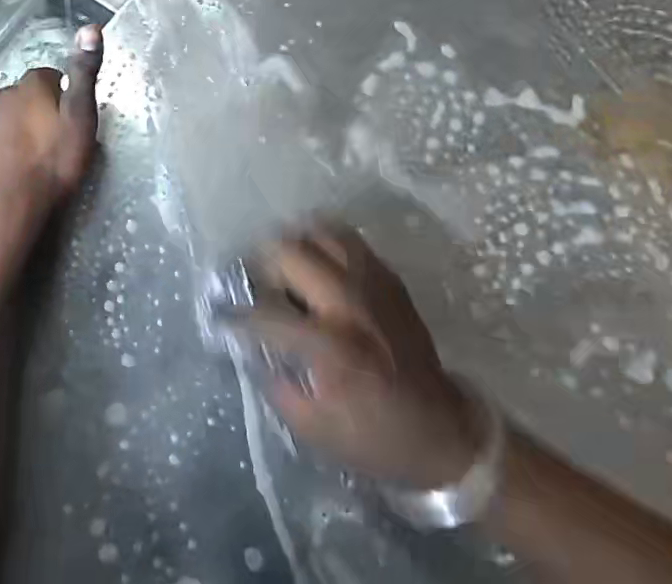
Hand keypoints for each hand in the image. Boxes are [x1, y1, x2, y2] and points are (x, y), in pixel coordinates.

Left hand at [0, 26, 103, 263]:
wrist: (8, 206)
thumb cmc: (52, 164)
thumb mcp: (81, 119)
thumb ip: (85, 74)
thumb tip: (91, 27)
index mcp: (31, 85)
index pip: (50, 77)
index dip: (62, 97)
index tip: (70, 121)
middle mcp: (1, 94)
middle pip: (24, 96)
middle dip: (36, 111)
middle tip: (52, 142)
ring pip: (4, 115)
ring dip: (15, 127)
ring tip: (30, 157)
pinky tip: (7, 164)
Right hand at [230, 225, 485, 488]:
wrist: (450, 438)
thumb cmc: (375, 436)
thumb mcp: (312, 425)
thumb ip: (271, 379)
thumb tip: (245, 345)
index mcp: (331, 345)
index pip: (264, 312)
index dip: (236, 315)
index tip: (222, 318)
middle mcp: (350, 304)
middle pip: (288, 252)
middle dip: (262, 267)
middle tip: (257, 286)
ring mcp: (374, 287)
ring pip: (319, 233)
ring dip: (293, 247)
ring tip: (286, 269)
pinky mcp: (390, 282)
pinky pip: (347, 240)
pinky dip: (322, 244)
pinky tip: (314, 265)